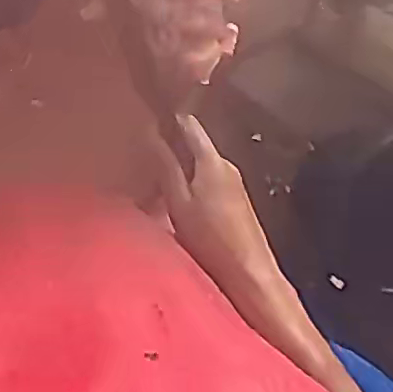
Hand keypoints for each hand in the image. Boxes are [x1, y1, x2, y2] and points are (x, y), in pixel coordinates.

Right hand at [151, 115, 283, 302]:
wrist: (251, 277)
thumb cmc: (211, 239)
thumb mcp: (178, 201)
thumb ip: (164, 165)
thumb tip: (150, 132)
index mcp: (212, 160)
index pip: (189, 124)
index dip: (168, 116)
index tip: (146, 114)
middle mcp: (226, 165)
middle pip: (194, 144)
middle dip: (169, 144)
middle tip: (141, 149)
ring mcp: (234, 183)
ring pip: (199, 163)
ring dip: (178, 166)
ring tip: (151, 174)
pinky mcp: (236, 201)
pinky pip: (207, 179)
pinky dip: (190, 181)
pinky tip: (173, 196)